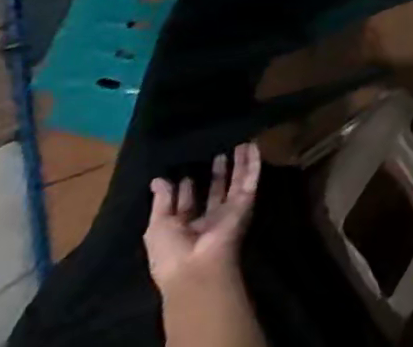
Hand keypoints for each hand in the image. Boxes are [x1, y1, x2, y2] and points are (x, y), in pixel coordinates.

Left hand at [145, 143, 261, 292]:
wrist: (197, 267)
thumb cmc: (170, 252)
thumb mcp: (158, 226)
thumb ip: (161, 201)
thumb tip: (157, 180)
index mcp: (185, 227)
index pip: (187, 204)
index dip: (186, 189)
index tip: (185, 175)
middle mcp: (209, 217)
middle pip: (216, 191)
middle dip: (217, 174)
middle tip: (220, 155)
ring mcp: (229, 209)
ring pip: (236, 181)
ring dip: (240, 163)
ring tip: (241, 145)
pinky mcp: (245, 202)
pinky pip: (250, 180)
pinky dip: (253, 164)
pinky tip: (254, 147)